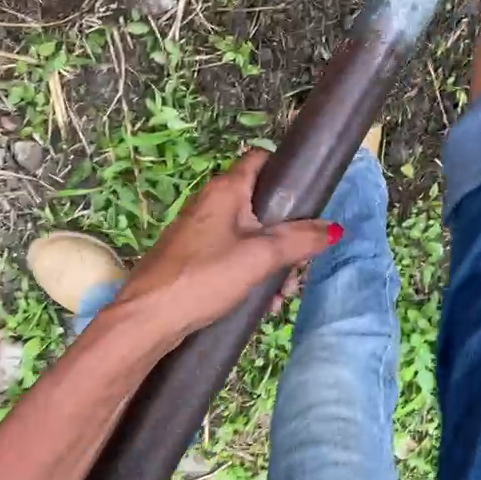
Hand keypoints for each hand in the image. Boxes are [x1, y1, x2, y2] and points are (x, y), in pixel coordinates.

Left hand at [110, 150, 338, 340]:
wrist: (146, 320)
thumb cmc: (204, 277)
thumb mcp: (260, 257)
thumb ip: (299, 240)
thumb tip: (334, 229)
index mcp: (226, 189)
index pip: (260, 158)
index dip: (287, 170)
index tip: (309, 197)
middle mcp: (212, 202)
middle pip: (263, 206)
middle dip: (288, 235)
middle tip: (298, 267)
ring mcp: (200, 231)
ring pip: (251, 236)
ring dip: (273, 262)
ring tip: (281, 296)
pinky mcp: (193, 258)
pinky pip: (233, 256)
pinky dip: (251, 274)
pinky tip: (261, 304)